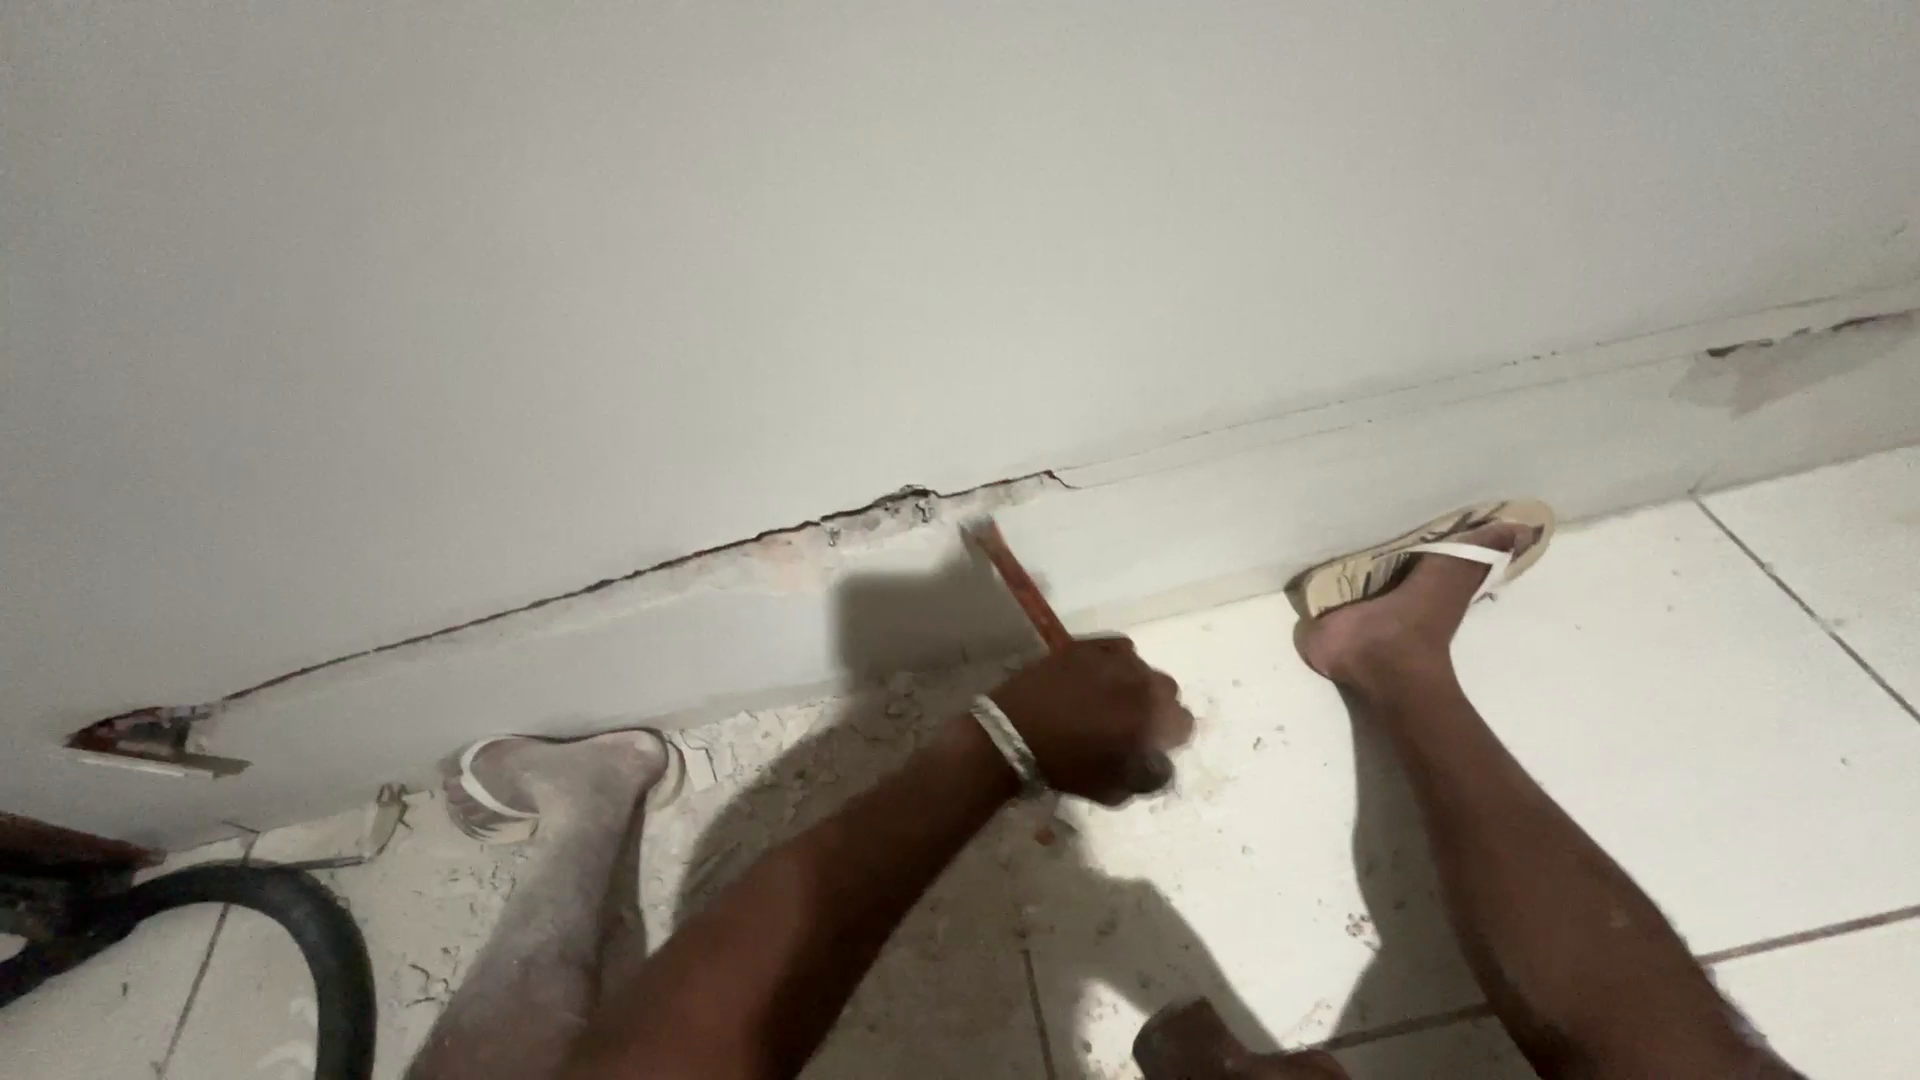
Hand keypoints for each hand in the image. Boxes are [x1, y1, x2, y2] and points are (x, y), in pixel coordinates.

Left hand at [989, 637, 1194, 804]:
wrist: (1012, 735)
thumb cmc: (1065, 767)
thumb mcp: (1115, 789)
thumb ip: (1150, 776)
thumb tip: (1161, 761)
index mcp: (1151, 718)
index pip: (1183, 723)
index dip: (1167, 736)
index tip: (1147, 744)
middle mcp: (1140, 681)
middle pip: (1166, 691)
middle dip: (1153, 706)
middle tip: (1127, 721)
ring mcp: (1112, 658)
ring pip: (1141, 668)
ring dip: (1132, 683)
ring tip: (1106, 698)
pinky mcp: (1087, 645)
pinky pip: (1118, 648)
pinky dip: (1115, 661)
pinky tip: (1097, 676)